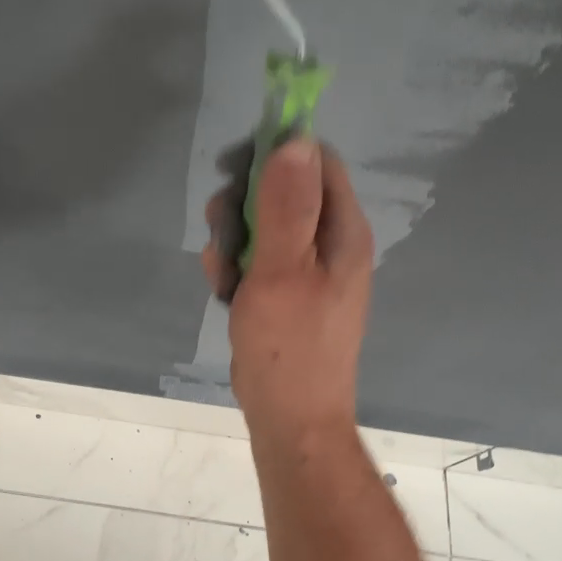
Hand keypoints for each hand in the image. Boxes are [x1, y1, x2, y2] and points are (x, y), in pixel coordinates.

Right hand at [203, 138, 373, 437]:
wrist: (291, 420)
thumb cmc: (287, 346)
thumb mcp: (282, 270)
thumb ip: (285, 207)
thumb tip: (295, 140)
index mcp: (343, 231)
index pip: (317, 163)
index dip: (275, 156)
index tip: (232, 169)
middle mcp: (331, 245)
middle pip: (286, 193)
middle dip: (243, 204)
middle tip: (218, 228)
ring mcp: (310, 272)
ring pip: (264, 229)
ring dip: (233, 240)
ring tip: (220, 272)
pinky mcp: (288, 296)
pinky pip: (259, 263)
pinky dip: (237, 270)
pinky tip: (223, 293)